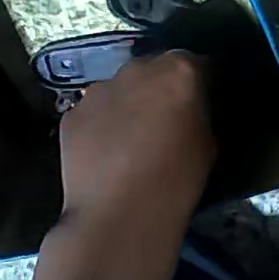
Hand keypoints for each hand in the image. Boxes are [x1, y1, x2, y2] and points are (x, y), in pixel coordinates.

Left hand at [57, 52, 214, 226]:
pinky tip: (105, 155)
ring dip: (127, 105)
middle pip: (152, 70)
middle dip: (159, 89)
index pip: (194, 63)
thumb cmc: (176, 182)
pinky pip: (93, 113)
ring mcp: (97, 90)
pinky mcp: (71, 114)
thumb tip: (191, 108)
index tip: (199, 104)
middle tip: (163, 122)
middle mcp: (135, 70)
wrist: (118, 216)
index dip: (198, 83)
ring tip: (130, 142)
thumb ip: (198, 113)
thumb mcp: (207, 144)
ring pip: (118, 90)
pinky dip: (100, 126)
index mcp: (178, 71)